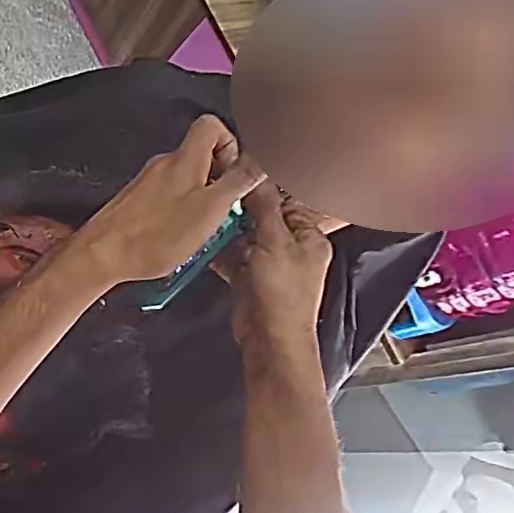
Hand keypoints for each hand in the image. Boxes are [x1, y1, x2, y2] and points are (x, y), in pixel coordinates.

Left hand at [68, 115, 266, 286]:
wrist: (101, 255)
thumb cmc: (153, 235)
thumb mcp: (210, 209)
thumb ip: (238, 181)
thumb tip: (261, 160)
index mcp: (184, 159)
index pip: (211, 125)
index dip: (231, 144)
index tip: (237, 173)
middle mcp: (162, 165)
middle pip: (199, 156)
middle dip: (217, 180)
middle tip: (222, 208)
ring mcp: (145, 183)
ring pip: (182, 180)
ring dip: (198, 199)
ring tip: (200, 228)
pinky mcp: (133, 203)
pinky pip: (164, 199)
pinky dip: (177, 212)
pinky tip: (175, 237)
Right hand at [214, 185, 338, 351]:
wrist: (268, 336)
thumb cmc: (282, 291)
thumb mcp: (274, 241)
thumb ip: (264, 207)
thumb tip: (257, 176)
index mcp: (309, 237)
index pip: (288, 204)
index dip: (266, 190)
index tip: (241, 175)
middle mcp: (291, 250)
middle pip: (265, 220)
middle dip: (243, 210)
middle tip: (220, 193)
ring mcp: (269, 265)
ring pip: (246, 239)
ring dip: (229, 230)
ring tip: (209, 214)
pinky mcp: (249, 280)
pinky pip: (232, 259)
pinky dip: (220, 252)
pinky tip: (204, 242)